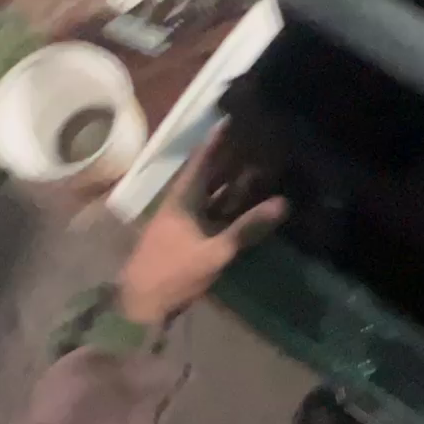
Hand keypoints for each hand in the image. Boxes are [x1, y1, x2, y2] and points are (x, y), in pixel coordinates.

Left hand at [115, 130, 287, 323]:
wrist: (140, 307)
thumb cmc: (172, 272)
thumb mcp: (214, 251)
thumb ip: (247, 228)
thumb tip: (283, 203)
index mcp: (182, 197)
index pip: (203, 159)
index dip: (218, 139)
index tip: (235, 117)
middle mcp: (182, 203)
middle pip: (209, 174)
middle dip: (230, 157)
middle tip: (257, 139)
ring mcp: (184, 222)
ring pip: (212, 194)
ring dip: (232, 182)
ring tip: (259, 165)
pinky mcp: (189, 239)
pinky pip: (214, 213)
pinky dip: (231, 206)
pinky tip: (249, 203)